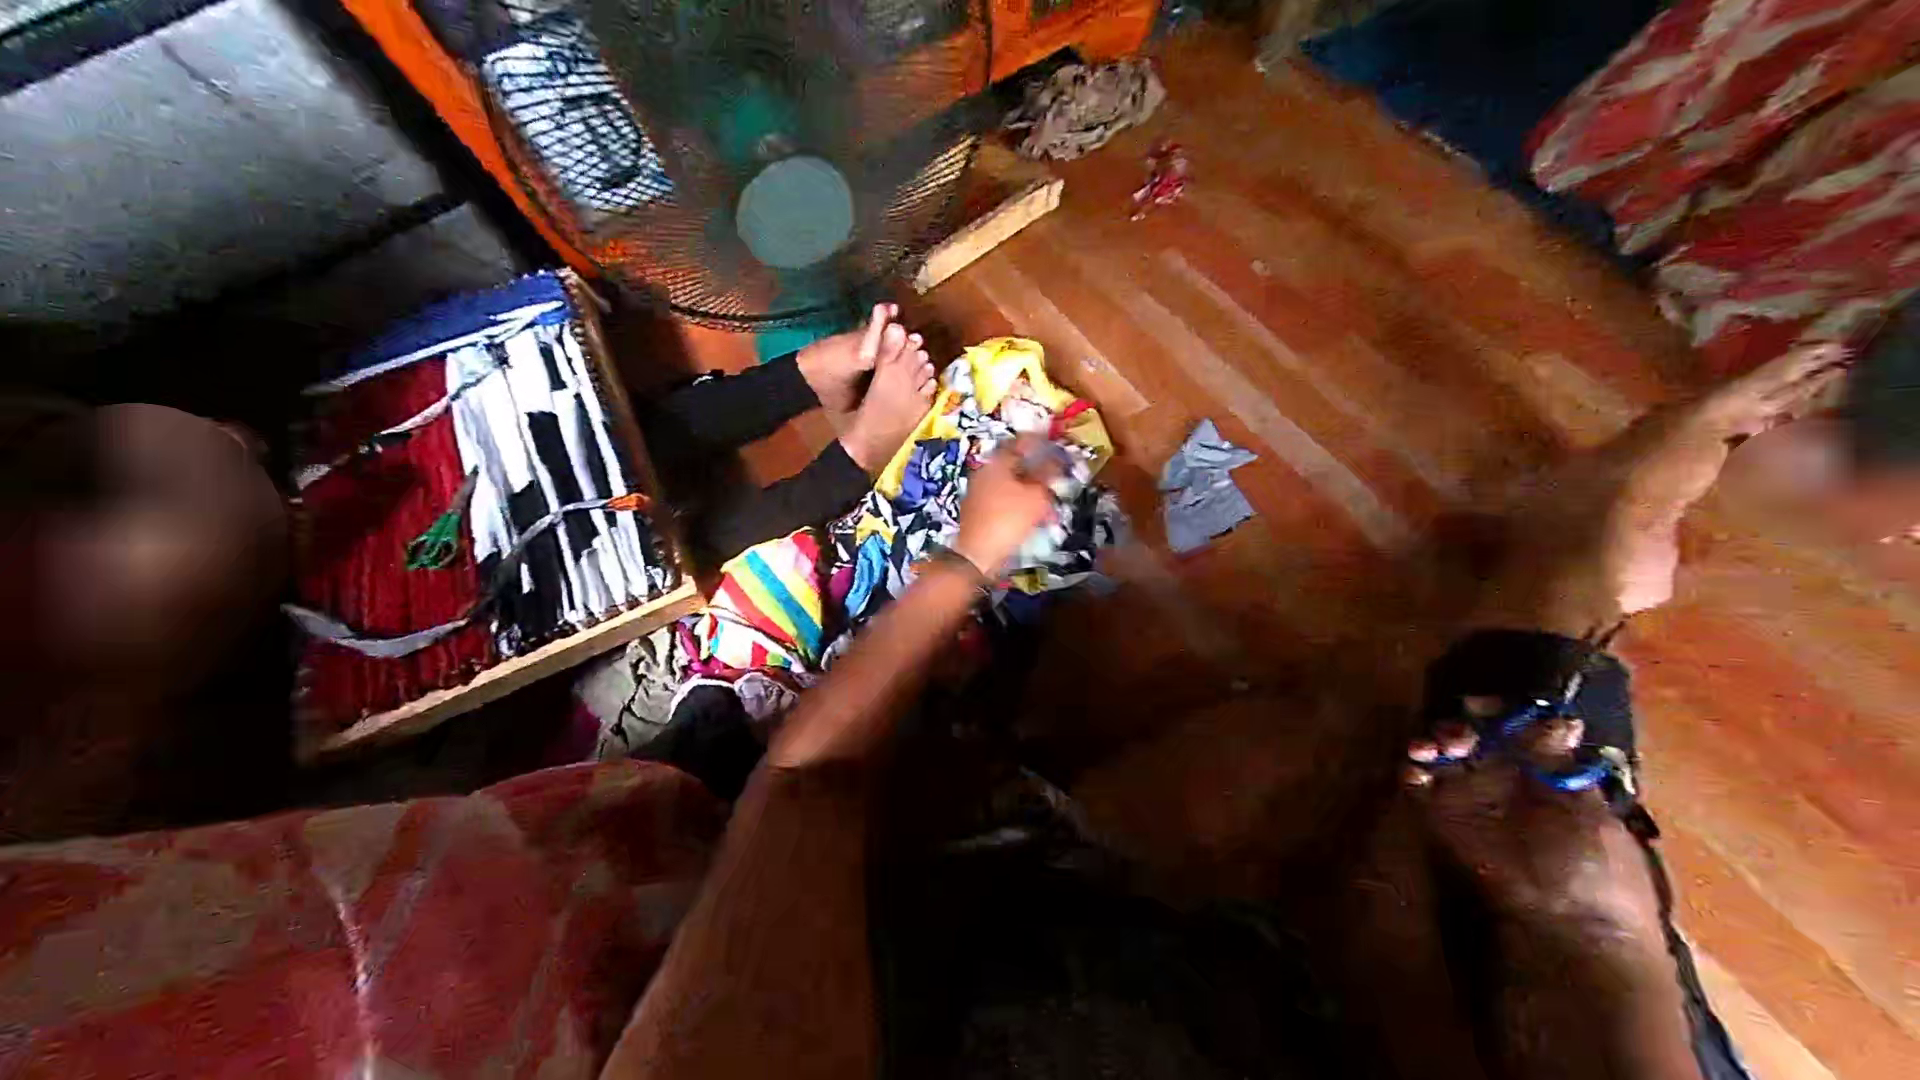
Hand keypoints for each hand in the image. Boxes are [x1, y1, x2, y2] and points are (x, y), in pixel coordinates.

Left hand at [951, 435, 1062, 576]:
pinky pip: (1005, 501)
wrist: (978, 554)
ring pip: (1012, 485)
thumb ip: (1047, 475)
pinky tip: (1034, 518)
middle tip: (1056, 479)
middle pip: (1016, 465)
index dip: (1041, 442)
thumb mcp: (1036, 497)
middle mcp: (984, 473)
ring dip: (1032, 492)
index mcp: (996, 463)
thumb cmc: (1008, 519)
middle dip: (1039, 472)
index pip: (1021, 443)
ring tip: (1049, 505)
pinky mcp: (979, 511)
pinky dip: (1021, 505)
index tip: (1057, 446)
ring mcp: (979, 493)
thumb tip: (1056, 460)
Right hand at [1405, 712, 1663, 941]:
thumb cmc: (1594, 866)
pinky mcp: (1439, 814)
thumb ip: (1561, 764)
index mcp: (1536, 767)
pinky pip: (1415, 782)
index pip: (1506, 724)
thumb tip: (1563, 717)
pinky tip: (1415, 771)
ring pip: (1436, 750)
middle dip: (1456, 725)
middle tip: (1457, 738)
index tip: (1479, 706)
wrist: (1570, 922)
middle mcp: (1497, 773)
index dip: (1493, 710)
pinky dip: (1409, 770)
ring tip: (1429, 749)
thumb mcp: (1586, 809)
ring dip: (1428, 740)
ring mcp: (1466, 793)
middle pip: (1465, 731)